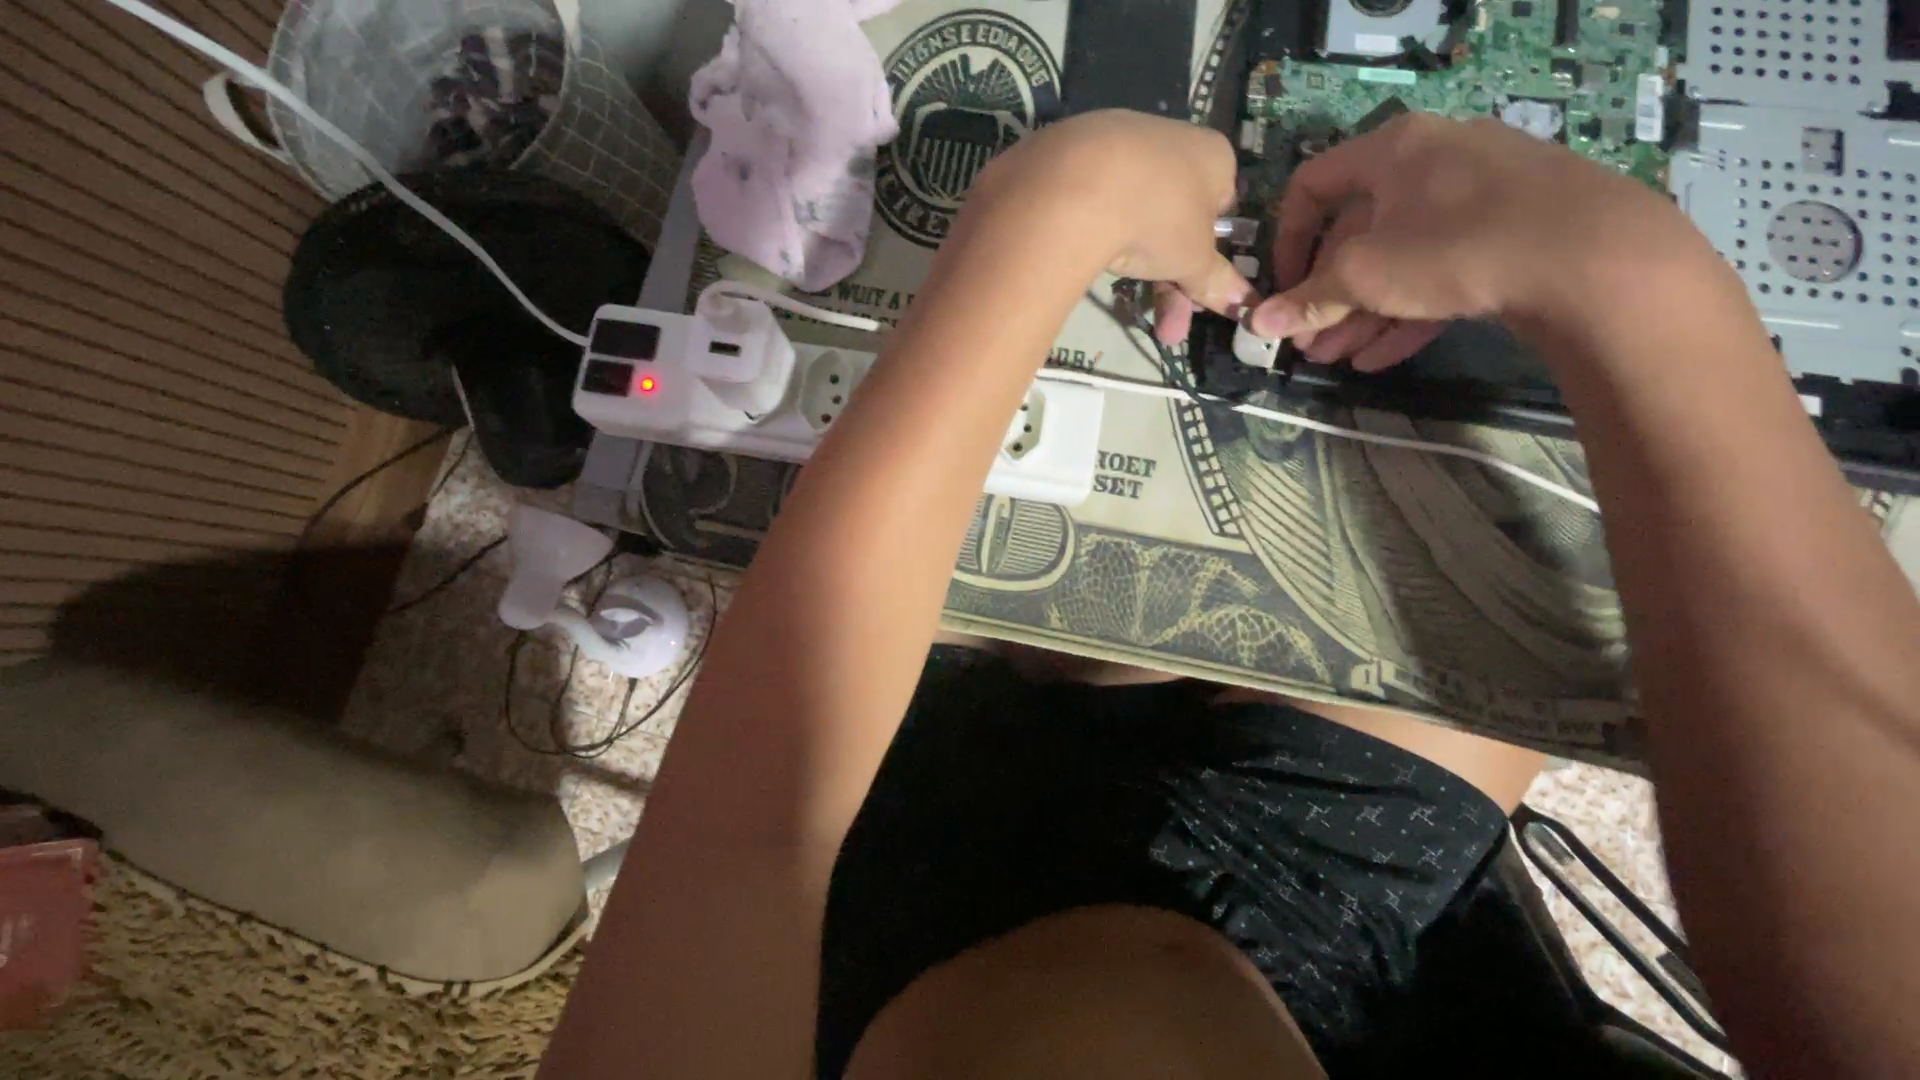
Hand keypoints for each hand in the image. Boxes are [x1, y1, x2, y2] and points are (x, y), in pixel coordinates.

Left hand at [967, 110, 1252, 340]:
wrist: (1074, 185)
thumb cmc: (1157, 216)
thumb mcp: (1193, 260)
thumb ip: (1216, 281)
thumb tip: (1245, 303)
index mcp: (1212, 154)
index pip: (1221, 208)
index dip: (1209, 254)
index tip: (1195, 291)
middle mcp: (1169, 139)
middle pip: (1174, 219)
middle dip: (1171, 282)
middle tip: (1165, 329)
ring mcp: (1118, 142)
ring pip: (1132, 214)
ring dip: (1133, 266)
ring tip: (1121, 303)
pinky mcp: (1072, 155)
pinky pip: (1094, 203)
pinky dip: (1096, 234)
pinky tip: (1086, 257)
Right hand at [1248, 113, 1709, 370]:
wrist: (1592, 257)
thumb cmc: (1454, 246)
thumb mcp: (1365, 275)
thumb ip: (1308, 299)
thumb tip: (1257, 323)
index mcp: (1392, 150)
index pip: (1312, 187)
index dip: (1286, 241)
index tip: (1282, 289)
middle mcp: (1433, 161)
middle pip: (1358, 233)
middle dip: (1328, 295)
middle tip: (1309, 343)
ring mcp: (1478, 196)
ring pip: (1400, 259)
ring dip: (1361, 314)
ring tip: (1338, 360)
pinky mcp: (1511, 232)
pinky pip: (1442, 271)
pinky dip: (1407, 312)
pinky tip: (1381, 359)